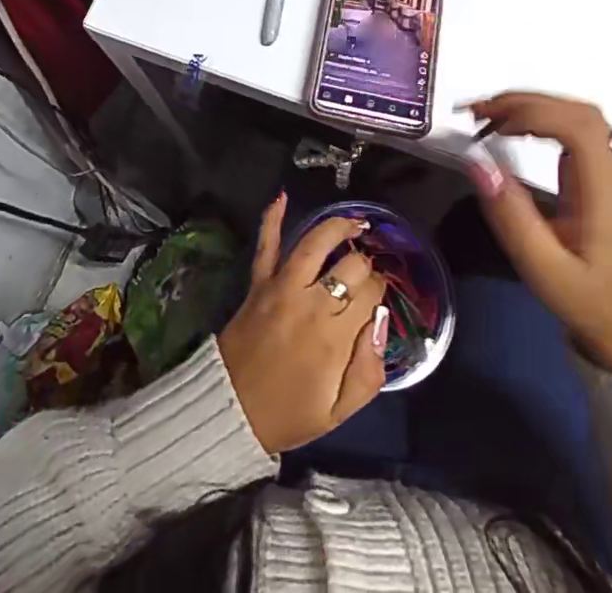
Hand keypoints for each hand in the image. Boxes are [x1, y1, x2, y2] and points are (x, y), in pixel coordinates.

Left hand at [216, 194, 390, 453]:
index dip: (382, 289)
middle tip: (370, 269)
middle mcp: (310, 302)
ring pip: (314, 244)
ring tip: (355, 223)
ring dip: (337, 227)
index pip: (371, 292)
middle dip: (366, 263)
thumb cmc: (290, 413)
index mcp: (335, 335)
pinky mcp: (257, 284)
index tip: (381, 294)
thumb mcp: (340, 410)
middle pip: (350, 265)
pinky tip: (282, 197)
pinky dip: (271, 220)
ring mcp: (280, 287)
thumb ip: (369, 370)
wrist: (229, 410)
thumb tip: (379, 322)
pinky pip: (266, 246)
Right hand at [465, 93, 611, 377]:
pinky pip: (572, 133)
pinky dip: (539, 121)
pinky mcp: (597, 179)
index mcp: (605, 190)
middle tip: (476, 112)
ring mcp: (608, 174)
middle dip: (525, 101)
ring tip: (486, 117)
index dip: (531, 112)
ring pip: (577, 116)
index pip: (576, 126)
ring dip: (531, 107)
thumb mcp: (543, 267)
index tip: (488, 123)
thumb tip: (478, 164)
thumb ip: (512, 216)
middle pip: (577, 112)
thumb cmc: (588, 300)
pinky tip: (511, 130)